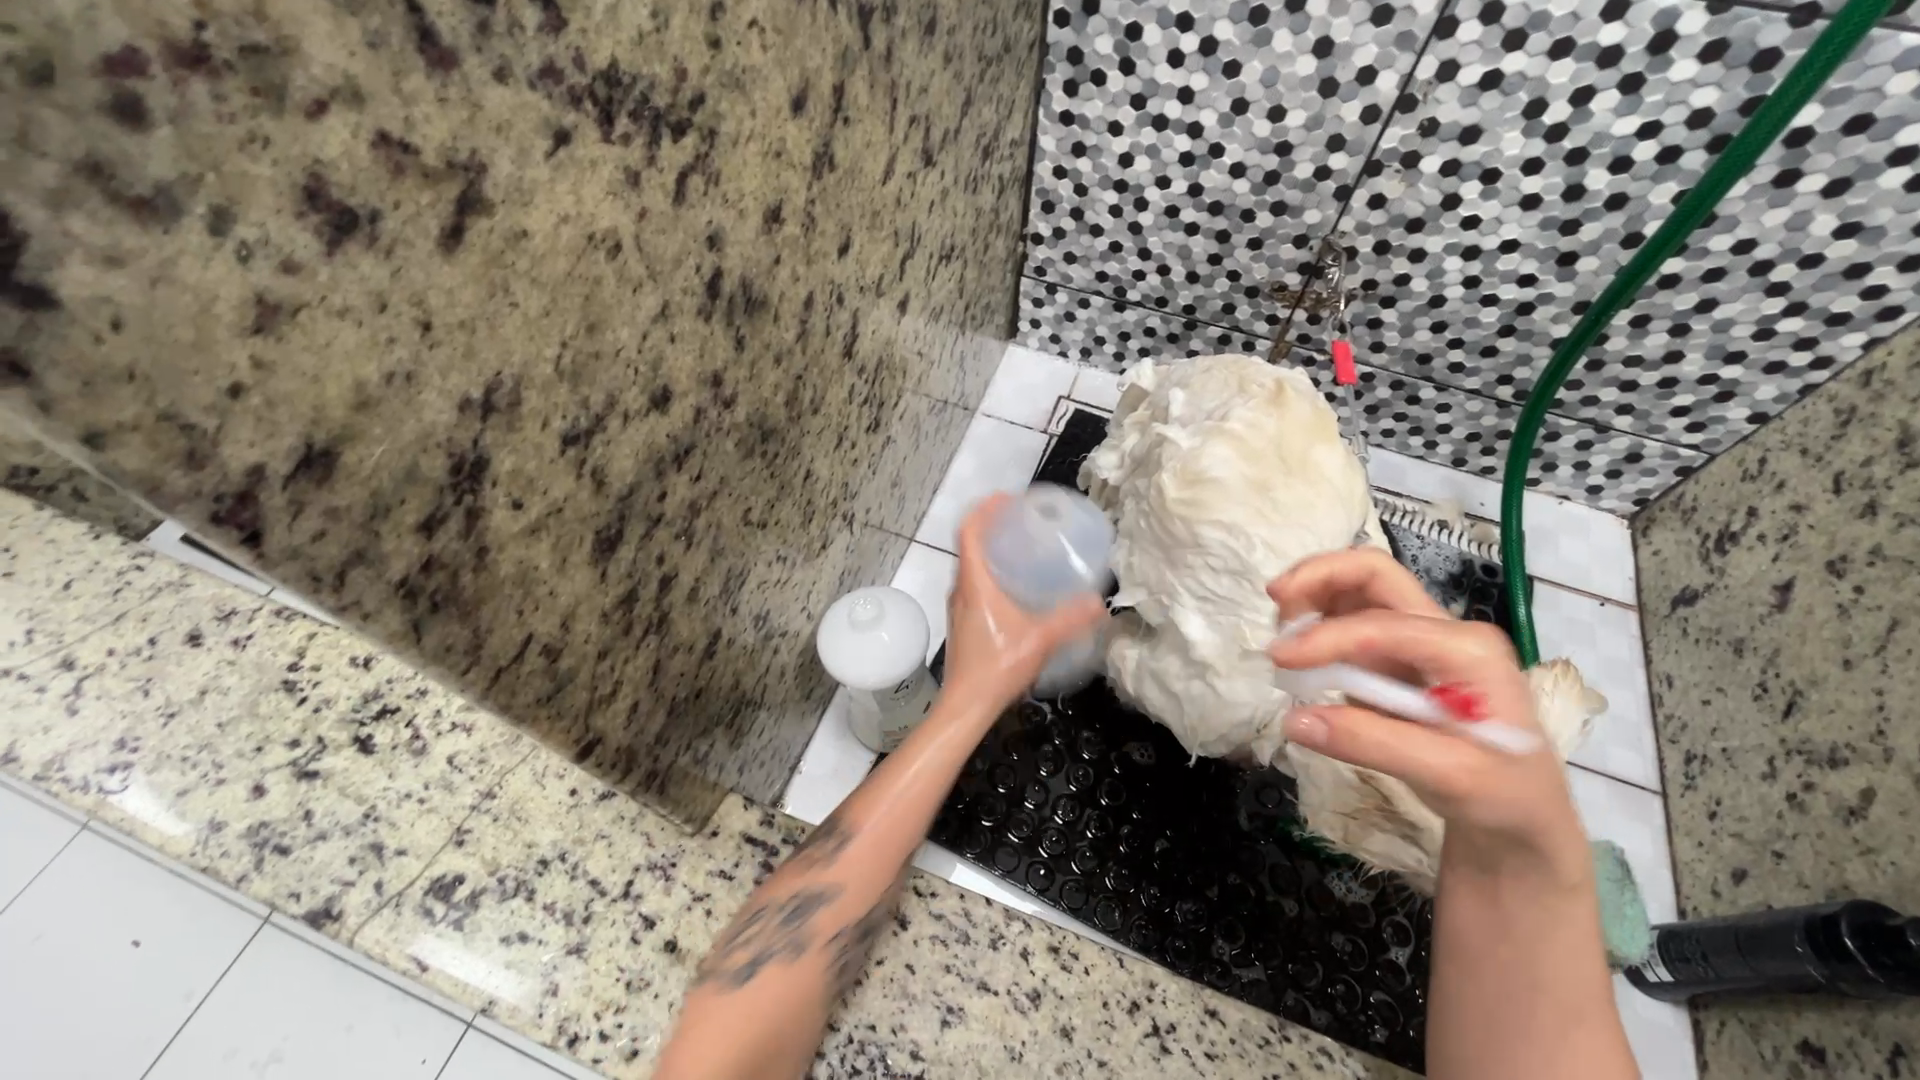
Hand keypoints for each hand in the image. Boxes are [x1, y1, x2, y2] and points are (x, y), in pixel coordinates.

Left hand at [943, 494, 1108, 712]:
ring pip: (970, 567)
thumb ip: (1070, 619)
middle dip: (991, 526)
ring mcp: (958, 607)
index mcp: (973, 584)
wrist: (966, 706)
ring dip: (990, 551)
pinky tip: (1016, 587)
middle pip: (969, 545)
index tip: (1006, 498)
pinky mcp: (962, 623)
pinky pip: (973, 585)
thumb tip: (1099, 602)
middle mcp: (960, 590)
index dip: (984, 509)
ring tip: (1020, 548)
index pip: (968, 532)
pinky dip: (990, 573)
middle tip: (1021, 520)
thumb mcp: (1040, 640)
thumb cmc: (996, 669)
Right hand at [1266, 548, 1587, 881]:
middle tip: (1274, 598)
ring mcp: (1419, 641)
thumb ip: (1370, 742)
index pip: (1380, 624)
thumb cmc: (1501, 793)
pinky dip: (1316, 625)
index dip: (1324, 636)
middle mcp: (1443, 630)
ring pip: (1357, 590)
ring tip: (1282, 633)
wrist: (1521, 814)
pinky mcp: (1397, 659)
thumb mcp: (1446, 775)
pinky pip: (1350, 624)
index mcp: (1466, 648)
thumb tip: (1293, 719)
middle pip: (1372, 574)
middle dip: (1318, 576)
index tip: (1278, 661)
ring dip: (1313, 597)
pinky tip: (1299, 656)